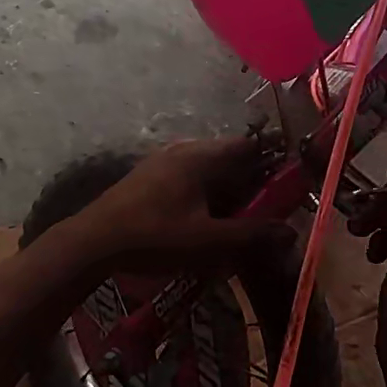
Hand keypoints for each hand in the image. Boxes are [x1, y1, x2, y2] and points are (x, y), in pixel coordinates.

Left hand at [57, 137, 289, 272]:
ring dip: (227, 191)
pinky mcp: (151, 176)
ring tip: (239, 221)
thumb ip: (251, 235)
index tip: (289, 185)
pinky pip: (190, 178)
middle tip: (266, 212)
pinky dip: (206, 194)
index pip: (248, 145)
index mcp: (201, 157)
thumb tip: (291, 231)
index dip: (272, 162)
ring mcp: (164, 161)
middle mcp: (184, 150)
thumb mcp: (208, 241)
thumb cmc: (155, 236)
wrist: (96, 239)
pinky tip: (206, 222)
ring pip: (209, 169)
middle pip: (229, 157)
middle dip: (251, 182)